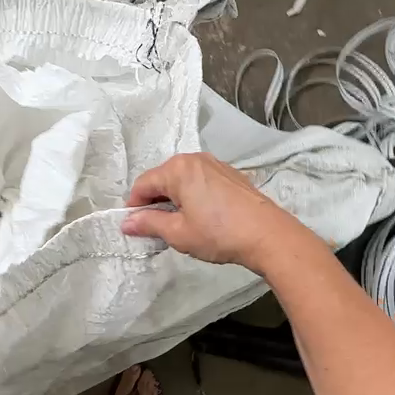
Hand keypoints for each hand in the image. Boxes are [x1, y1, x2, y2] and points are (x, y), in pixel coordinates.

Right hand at [120, 153, 321, 269]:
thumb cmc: (219, 234)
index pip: (143, 184)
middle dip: (155, 201)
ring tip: (181, 224)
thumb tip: (126, 222)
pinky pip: (200, 180)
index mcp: (178, 169)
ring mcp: (215, 164)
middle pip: (162, 178)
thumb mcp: (178, 233)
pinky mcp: (230, 174)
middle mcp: (194, 159)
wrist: (268, 235)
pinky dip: (193, 195)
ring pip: (182, 179)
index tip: (135, 226)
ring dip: (174, 199)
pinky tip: (202, 216)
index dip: (134, 206)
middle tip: (158, 228)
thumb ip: (149, 224)